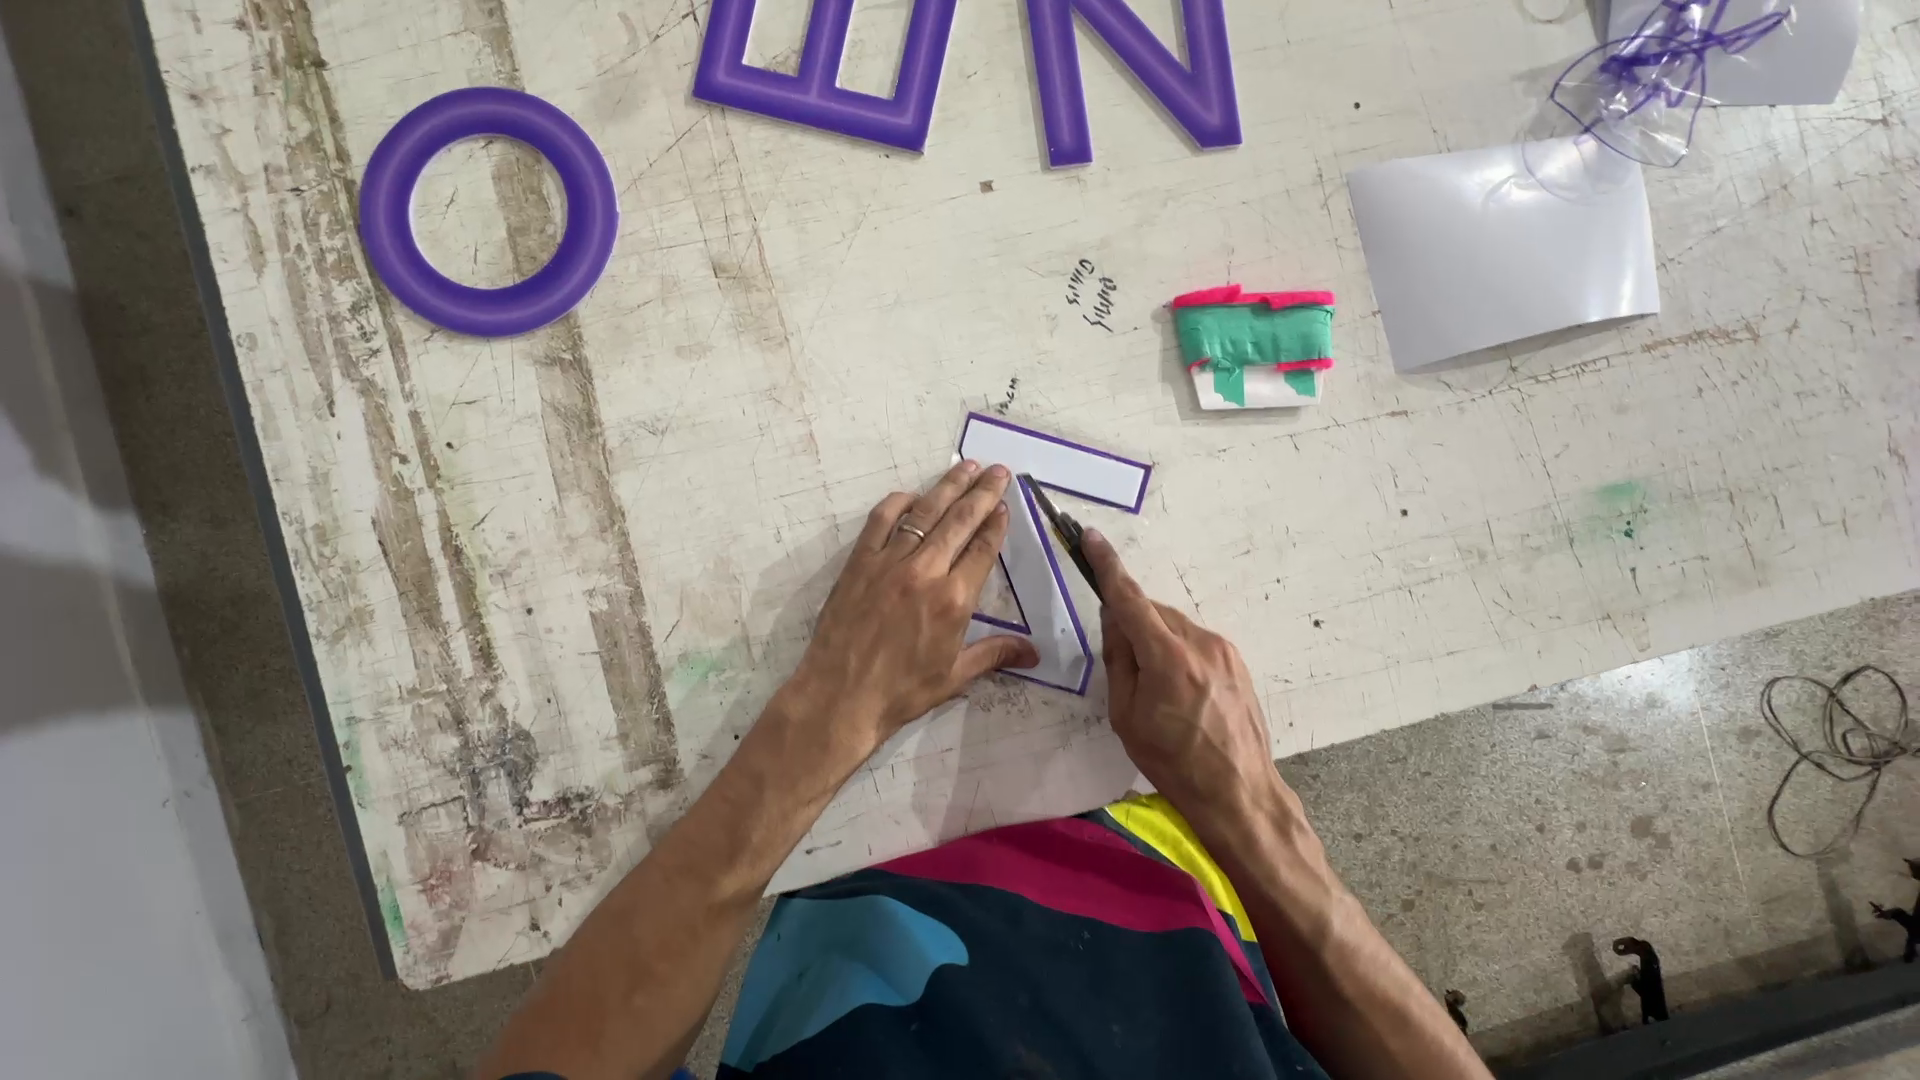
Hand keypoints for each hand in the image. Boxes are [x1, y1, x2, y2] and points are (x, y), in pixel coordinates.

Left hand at [785, 462, 1039, 753]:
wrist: (841, 695)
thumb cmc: (902, 691)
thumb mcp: (955, 675)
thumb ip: (995, 654)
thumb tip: (1035, 653)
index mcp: (954, 599)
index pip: (983, 548)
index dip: (996, 523)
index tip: (1005, 505)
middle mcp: (926, 571)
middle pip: (960, 521)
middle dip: (982, 492)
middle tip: (998, 471)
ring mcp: (890, 562)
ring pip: (925, 513)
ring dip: (948, 487)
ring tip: (966, 467)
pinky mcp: (860, 562)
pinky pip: (881, 521)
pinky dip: (898, 503)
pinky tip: (911, 495)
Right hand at [1084, 529, 1278, 817]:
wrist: (1239, 792)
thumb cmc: (1172, 762)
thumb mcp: (1126, 716)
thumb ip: (1119, 659)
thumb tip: (1115, 620)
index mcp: (1167, 657)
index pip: (1128, 599)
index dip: (1107, 566)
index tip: (1091, 537)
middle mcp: (1200, 642)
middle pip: (1152, 612)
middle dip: (1132, 626)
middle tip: (1124, 669)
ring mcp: (1223, 650)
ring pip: (1173, 626)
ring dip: (1156, 641)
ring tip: (1157, 691)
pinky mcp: (1236, 660)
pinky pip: (1194, 642)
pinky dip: (1177, 652)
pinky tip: (1181, 692)